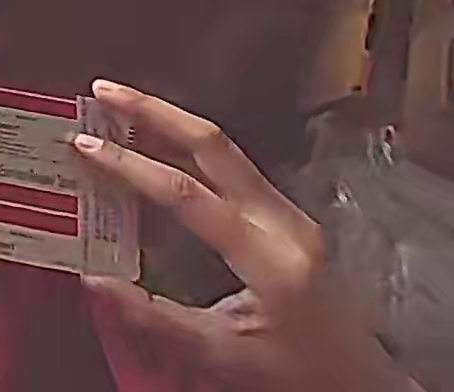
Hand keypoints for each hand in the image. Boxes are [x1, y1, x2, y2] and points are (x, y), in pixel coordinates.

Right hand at [72, 80, 412, 391]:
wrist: (364, 385)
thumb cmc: (296, 374)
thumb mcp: (222, 355)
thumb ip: (155, 315)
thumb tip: (93, 279)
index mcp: (269, 260)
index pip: (188, 195)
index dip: (132, 165)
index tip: (89, 145)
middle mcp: (282, 221)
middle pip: (212, 143)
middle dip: (152, 110)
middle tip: (104, 90)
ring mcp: (286, 208)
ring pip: (220, 144)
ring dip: (166, 117)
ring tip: (118, 102)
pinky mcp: (282, 207)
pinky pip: (226, 160)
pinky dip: (183, 140)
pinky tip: (152, 133)